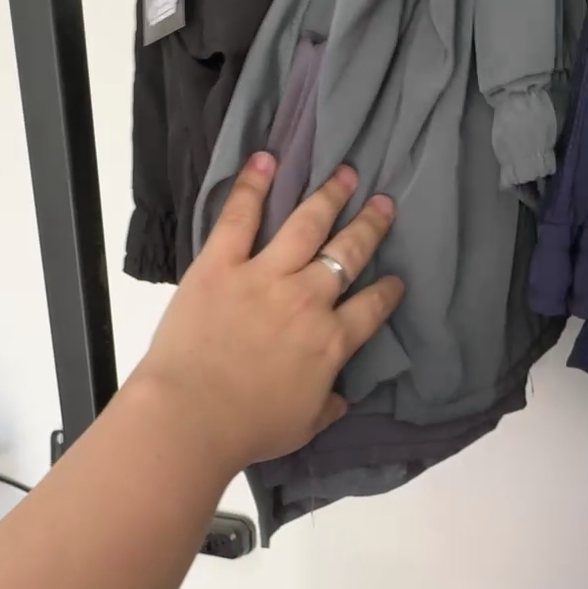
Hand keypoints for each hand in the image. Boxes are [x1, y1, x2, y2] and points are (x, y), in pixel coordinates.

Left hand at [124, 154, 403, 473]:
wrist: (192, 417)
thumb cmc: (250, 428)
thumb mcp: (305, 426)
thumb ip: (328, 406)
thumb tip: (341, 399)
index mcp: (331, 341)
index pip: (372, 308)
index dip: (388, 291)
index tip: (396, 280)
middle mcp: (306, 300)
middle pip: (348, 253)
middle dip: (370, 227)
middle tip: (384, 204)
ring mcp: (263, 276)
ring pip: (306, 225)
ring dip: (329, 196)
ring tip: (346, 174)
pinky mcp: (220, 265)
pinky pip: (239, 218)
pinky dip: (253, 186)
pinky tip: (266, 160)